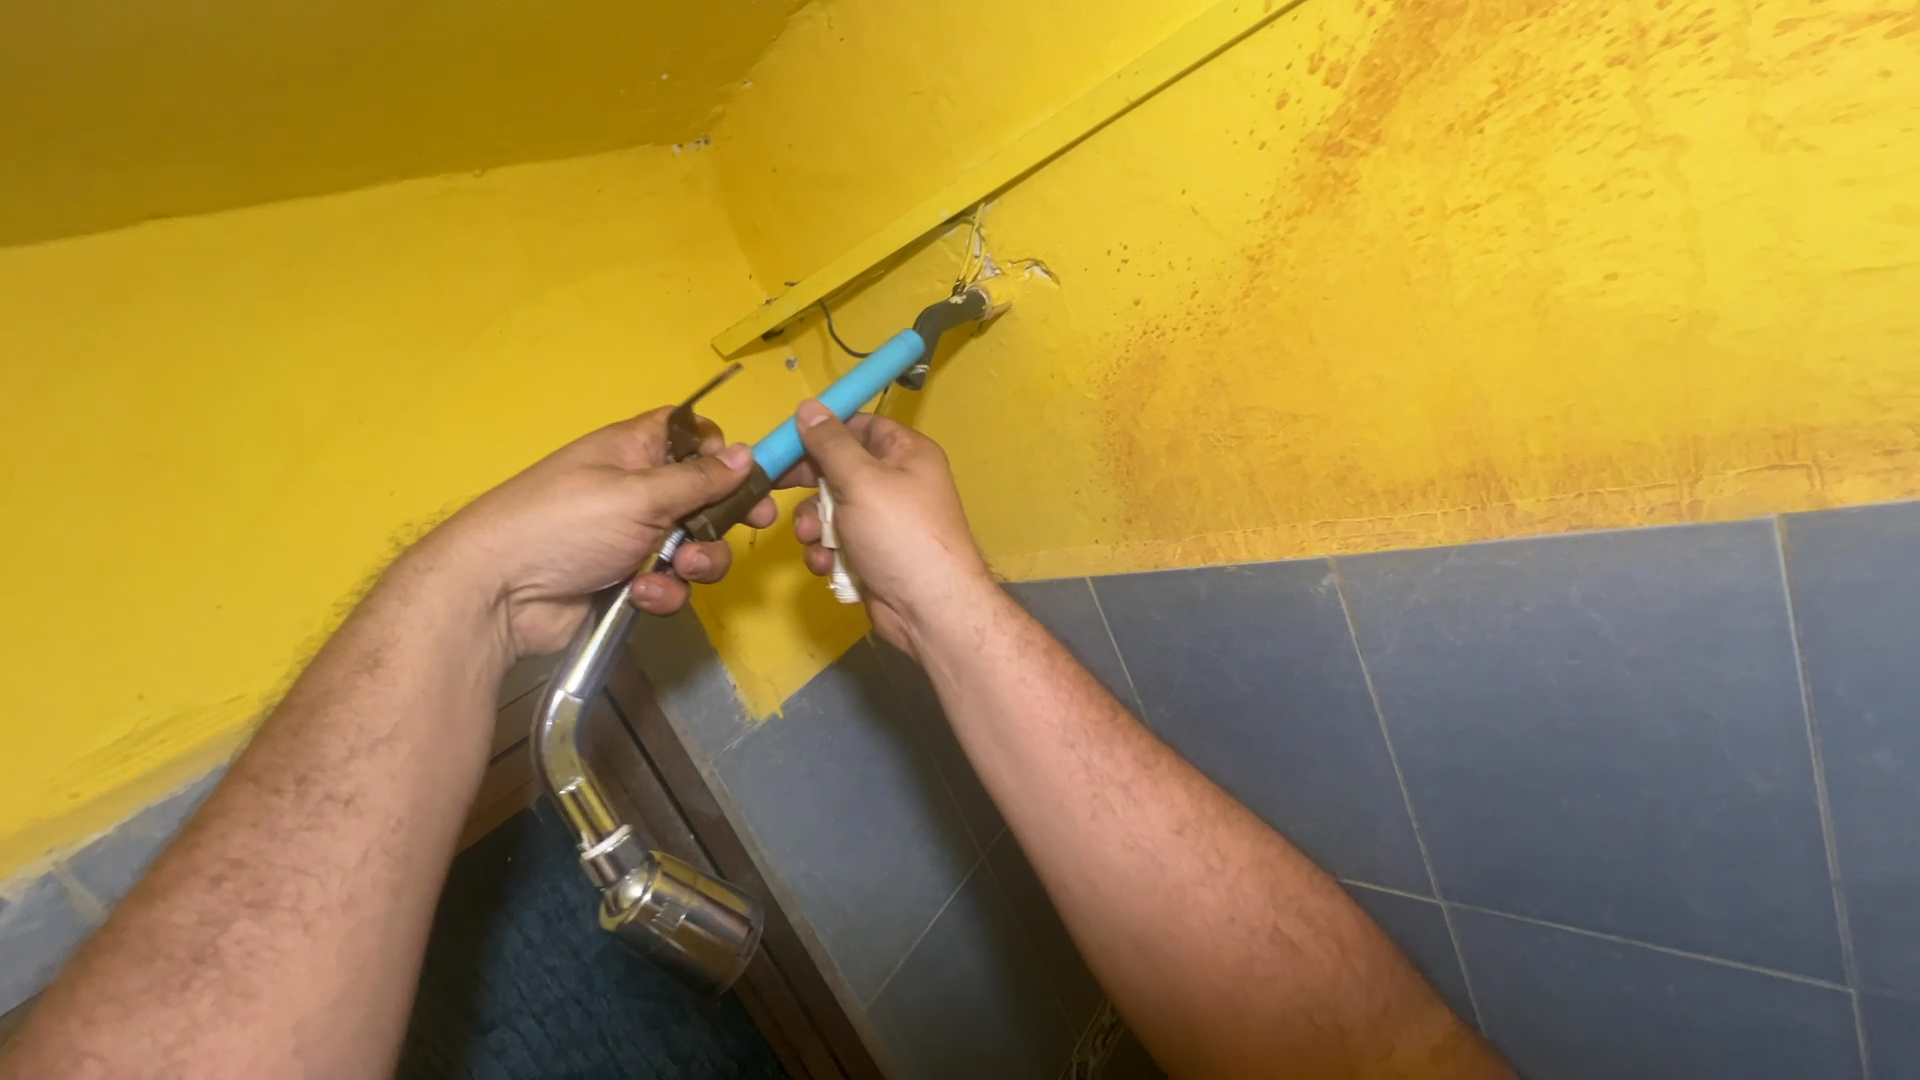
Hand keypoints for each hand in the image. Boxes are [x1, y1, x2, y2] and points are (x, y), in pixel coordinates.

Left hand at [423, 407, 775, 656]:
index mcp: (635, 452)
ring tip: (681, 569)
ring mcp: (636, 537)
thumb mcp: (637, 494)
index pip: (690, 434)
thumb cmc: (566, 524)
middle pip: (706, 494)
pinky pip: (672, 582)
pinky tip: (642, 595)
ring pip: (697, 544)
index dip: (721, 449)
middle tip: (757, 523)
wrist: (498, 596)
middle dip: (727, 514)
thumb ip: (698, 479)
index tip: (750, 470)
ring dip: (700, 559)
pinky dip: (664, 591)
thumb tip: (746, 452)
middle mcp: (640, 491)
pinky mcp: (631, 580)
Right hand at [781, 400, 992, 658]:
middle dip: (810, 485)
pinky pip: (838, 543)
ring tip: (812, 539)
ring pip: (832, 510)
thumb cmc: (899, 534)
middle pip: (840, 469)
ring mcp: (884, 522)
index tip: (787, 441)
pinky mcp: (872, 555)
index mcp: (906, 454)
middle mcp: (897, 483)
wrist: (928, 609)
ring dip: (814, 525)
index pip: (860, 427)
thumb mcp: (861, 480)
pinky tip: (826, 565)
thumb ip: (830, 444)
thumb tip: (808, 407)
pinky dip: (827, 552)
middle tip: (777, 488)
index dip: (824, 431)